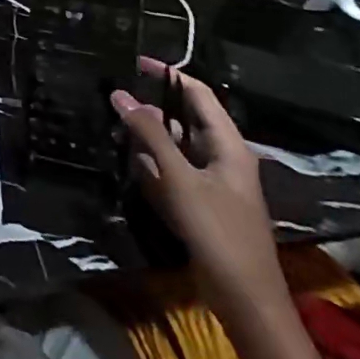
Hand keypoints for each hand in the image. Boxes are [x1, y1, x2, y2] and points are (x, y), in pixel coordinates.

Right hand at [112, 58, 284, 311]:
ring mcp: (212, 181)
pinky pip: (173, 172)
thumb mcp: (180, 178)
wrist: (244, 296)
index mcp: (227, 143)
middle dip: (153, 106)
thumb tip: (121, 95)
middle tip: (116, 94)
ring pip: (176, 146)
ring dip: (149, 136)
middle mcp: (221, 156)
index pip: (198, 94)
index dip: (169, 75)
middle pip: (185, 119)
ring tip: (115, 123)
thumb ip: (151, 136)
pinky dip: (153, 164)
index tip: (135, 62)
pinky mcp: (201, 203)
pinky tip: (130, 163)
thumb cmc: (217, 229)